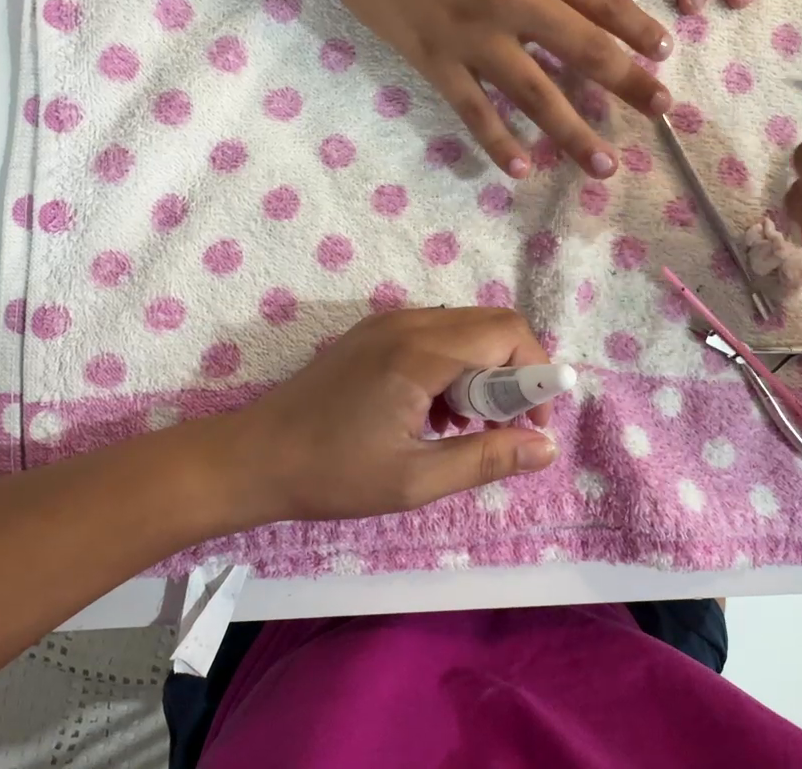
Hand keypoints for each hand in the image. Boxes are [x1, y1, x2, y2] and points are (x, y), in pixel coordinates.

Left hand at [231, 308, 559, 521]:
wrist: (254, 457)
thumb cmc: (334, 474)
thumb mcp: (417, 479)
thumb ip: (487, 458)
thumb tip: (547, 446)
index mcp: (420, 352)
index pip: (508, 333)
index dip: (536, 375)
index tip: (532, 426)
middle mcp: (407, 322)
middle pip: (490, 324)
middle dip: (511, 374)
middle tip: (498, 428)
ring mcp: (385, 324)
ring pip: (463, 328)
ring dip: (480, 371)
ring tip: (461, 426)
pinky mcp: (371, 335)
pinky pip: (433, 335)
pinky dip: (451, 366)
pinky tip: (431, 413)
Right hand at [285, 0, 672, 179]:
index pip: (605, 2)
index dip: (639, 31)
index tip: (663, 54)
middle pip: (589, 54)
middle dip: (632, 86)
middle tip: (662, 112)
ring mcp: (474, 36)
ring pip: (538, 96)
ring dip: (577, 135)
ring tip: (606, 166)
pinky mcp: (433, 60)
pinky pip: (474, 111)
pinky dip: (498, 144)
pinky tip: (522, 169)